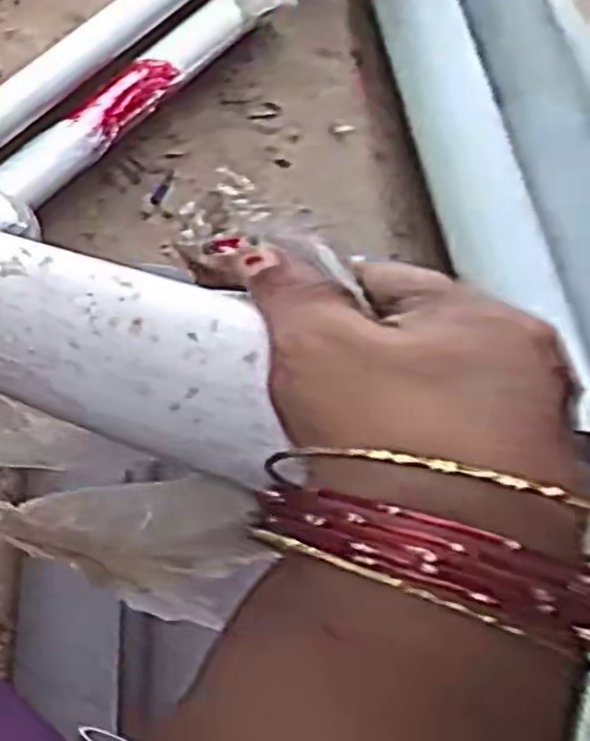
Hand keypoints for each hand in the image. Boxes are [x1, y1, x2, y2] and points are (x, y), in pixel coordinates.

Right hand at [227, 246, 581, 550]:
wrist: (430, 533)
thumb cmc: (385, 425)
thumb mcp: (310, 334)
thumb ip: (285, 285)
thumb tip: (264, 257)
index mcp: (487, 315)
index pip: (373, 273)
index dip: (310, 285)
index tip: (267, 304)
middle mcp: (526, 361)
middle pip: (397, 324)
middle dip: (337, 333)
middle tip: (287, 352)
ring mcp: (521, 417)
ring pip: (411, 372)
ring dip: (360, 377)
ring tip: (310, 395)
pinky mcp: (499, 463)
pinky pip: (422, 415)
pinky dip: (381, 416)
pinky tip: (346, 429)